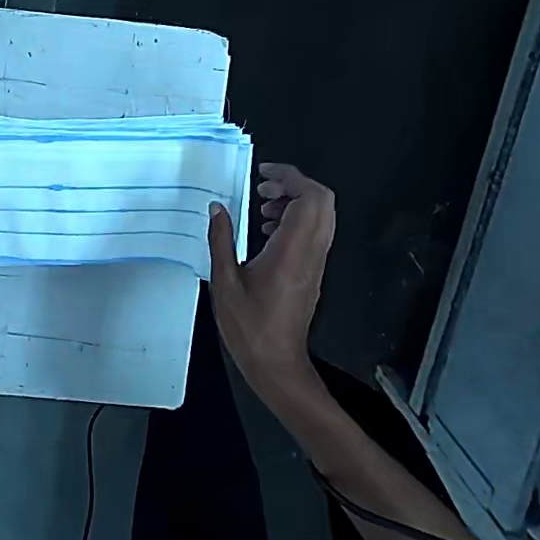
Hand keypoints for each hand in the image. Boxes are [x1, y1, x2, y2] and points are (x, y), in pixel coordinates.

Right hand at [207, 163, 335, 400]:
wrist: (277, 364)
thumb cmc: (249, 326)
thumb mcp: (224, 281)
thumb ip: (221, 239)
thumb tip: (217, 208)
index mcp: (292, 251)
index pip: (310, 199)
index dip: (291, 177)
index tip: (263, 175)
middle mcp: (312, 252)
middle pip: (323, 201)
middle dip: (294, 185)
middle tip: (263, 188)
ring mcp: (316, 262)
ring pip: (321, 216)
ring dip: (295, 201)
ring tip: (261, 207)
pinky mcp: (313, 271)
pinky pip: (315, 232)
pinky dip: (295, 219)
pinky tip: (267, 230)